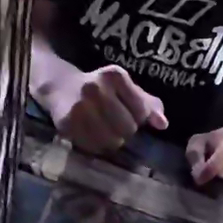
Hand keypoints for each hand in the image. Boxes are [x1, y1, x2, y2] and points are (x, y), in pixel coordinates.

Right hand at [44, 64, 167, 153]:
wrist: (59, 86)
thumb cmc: (98, 88)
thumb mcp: (124, 88)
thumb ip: (147, 104)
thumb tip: (163, 124)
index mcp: (114, 75)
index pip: (141, 112)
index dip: (137, 118)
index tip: (127, 114)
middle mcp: (96, 88)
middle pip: (127, 128)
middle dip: (125, 131)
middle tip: (115, 126)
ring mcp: (80, 107)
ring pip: (111, 141)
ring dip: (111, 141)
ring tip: (103, 132)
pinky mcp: (67, 123)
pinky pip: (92, 147)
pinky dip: (95, 146)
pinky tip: (91, 135)